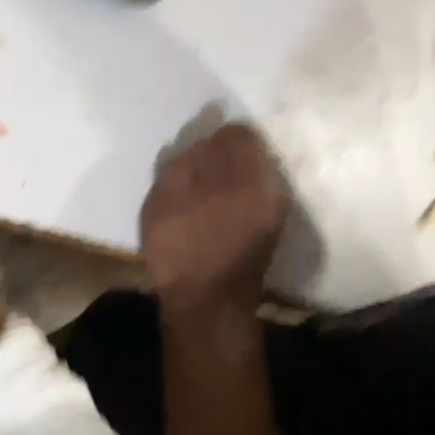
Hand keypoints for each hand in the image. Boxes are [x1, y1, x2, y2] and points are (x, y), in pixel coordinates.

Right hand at [140, 124, 289, 317]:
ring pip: (247, 170)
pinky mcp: (267, 222)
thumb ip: (177, 171)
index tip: (190, 147)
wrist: (207, 299)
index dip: (211, 136)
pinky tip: (208, 208)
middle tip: (191, 169)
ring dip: (223, 173)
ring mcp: (270, 204)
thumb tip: (188, 144)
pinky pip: (250, 191)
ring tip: (197, 190)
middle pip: (245, 150)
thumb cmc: (179, 253)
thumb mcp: (163, 208)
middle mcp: (267, 184)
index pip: (237, 135)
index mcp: (247, 176)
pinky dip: (229, 191)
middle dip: (218, 152)